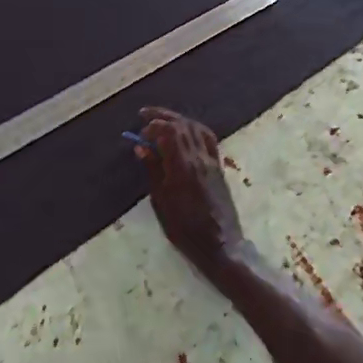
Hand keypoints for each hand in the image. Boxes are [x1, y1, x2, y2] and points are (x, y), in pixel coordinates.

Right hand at [135, 107, 252, 279]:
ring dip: (178, 119)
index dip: (153, 126)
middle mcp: (198, 158)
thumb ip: (153, 171)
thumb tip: (142, 148)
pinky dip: (194, 128)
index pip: (168, 132)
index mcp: (181, 167)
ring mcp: (211, 161)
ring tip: (163, 120)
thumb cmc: (185, 229)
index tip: (140, 133)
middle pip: (181, 124)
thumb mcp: (161, 202)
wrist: (221, 246)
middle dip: (162, 115)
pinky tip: (186, 131)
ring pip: (195, 127)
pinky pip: (208, 138)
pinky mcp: (219, 167)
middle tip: (145, 115)